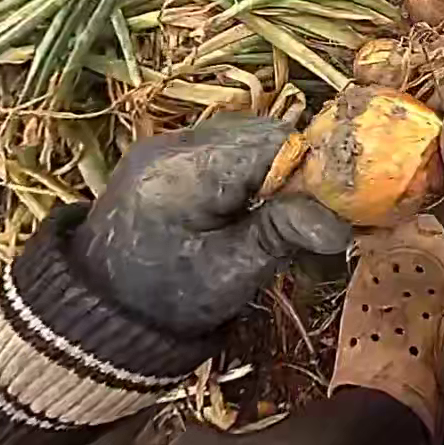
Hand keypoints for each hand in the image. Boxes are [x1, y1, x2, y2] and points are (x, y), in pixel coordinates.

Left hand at [72, 115, 351, 334]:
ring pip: (248, 133)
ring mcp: (167, 144)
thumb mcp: (234, 271)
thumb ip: (286, 232)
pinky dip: (250, 164)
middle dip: (294, 163)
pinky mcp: (167, 154)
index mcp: (190, 170)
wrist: (98, 315)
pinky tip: (250, 197)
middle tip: (305, 205)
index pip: (275, 140)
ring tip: (276, 204)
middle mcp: (175, 143)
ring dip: (274, 162)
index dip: (310, 164)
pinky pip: (226, 144)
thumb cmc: (169, 298)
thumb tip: (345, 223)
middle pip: (263, 130)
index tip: (327, 199)